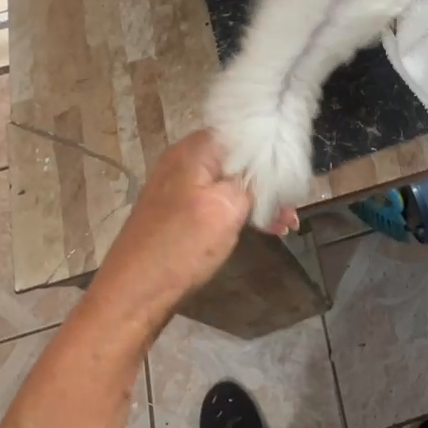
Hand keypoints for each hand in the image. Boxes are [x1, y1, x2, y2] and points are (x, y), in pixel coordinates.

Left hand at [97, 130, 285, 308]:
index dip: (272, 147)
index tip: (295, 167)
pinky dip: (240, 211)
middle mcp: (185, 161)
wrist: (132, 296)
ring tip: (285, 223)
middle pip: (239, 158)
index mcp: (194, 150)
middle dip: (268, 179)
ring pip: (231, 182)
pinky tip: (264, 228)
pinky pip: (218, 200)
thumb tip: (270, 164)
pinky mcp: (179, 212)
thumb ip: (252, 180)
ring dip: (258, 198)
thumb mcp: (227, 208)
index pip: (243, 131)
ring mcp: (180, 187)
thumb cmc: (181, 247)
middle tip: (293, 205)